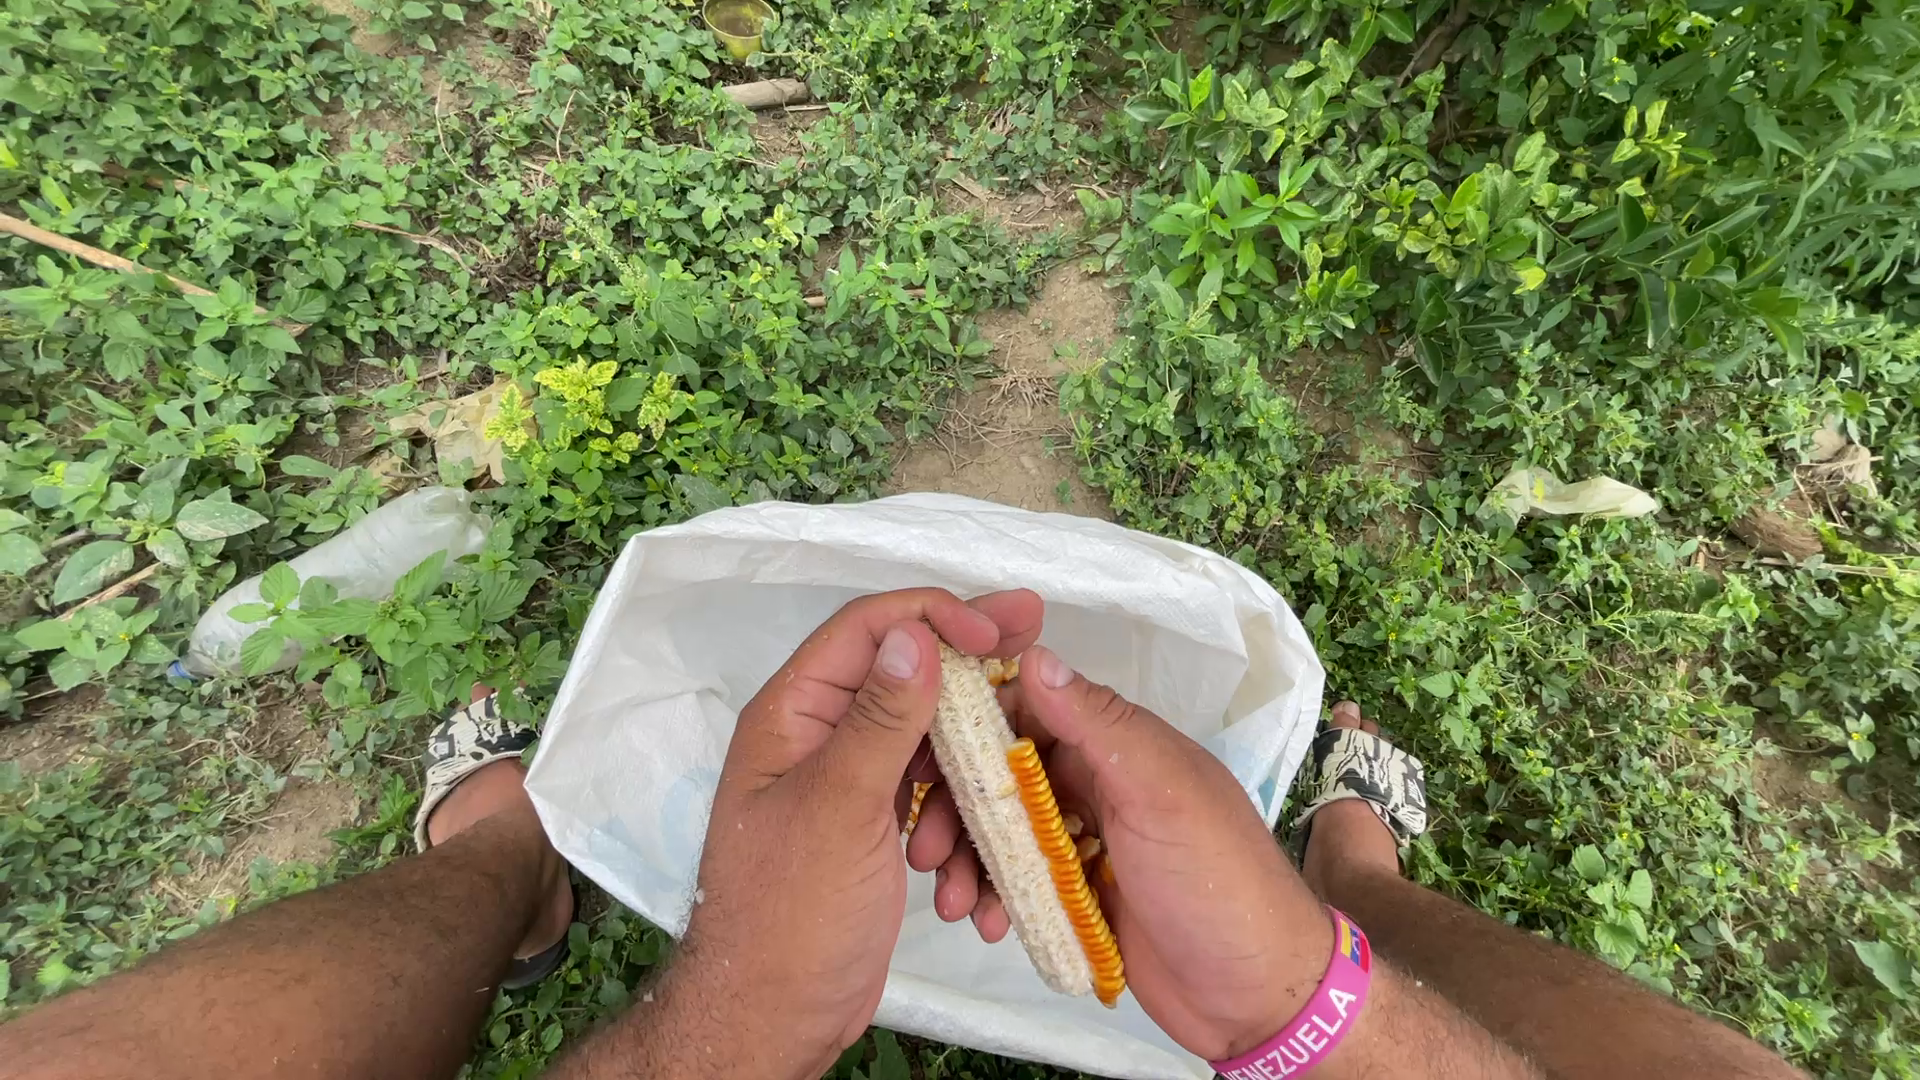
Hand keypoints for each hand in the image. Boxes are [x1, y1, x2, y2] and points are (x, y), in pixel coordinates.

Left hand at [662, 587, 1042, 1077]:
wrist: (776, 1016)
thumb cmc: (790, 914)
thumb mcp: (836, 808)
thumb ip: (878, 719)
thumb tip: (915, 634)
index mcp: (795, 710)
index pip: (867, 630)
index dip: (933, 616)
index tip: (994, 629)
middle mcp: (824, 727)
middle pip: (903, 662)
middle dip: (967, 644)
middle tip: (1031, 620)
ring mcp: (854, 767)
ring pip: (923, 718)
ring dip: (971, 722)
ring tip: (1027, 702)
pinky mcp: (879, 806)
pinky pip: (930, 769)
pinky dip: (963, 775)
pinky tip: (996, 782)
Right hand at [907, 644, 1333, 1060]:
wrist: (1259, 997)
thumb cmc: (1213, 877)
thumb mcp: (1160, 790)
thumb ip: (1098, 723)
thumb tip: (1034, 655)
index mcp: (1114, 742)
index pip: (1028, 710)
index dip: (972, 727)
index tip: (923, 756)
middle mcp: (1093, 779)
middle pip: (1002, 773)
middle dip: (959, 806)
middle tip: (924, 847)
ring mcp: (1081, 837)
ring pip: (1003, 829)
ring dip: (970, 857)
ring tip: (953, 901)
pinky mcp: (1074, 890)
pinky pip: (1018, 878)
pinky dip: (994, 894)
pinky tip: (987, 922)